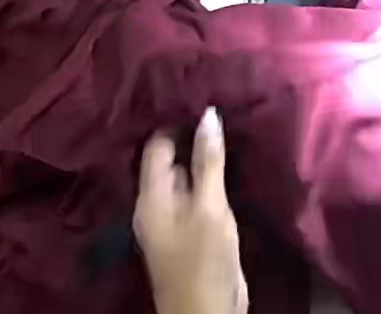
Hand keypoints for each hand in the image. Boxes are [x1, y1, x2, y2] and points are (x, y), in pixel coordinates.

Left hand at [135, 108, 247, 313]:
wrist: (208, 313)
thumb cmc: (203, 258)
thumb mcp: (209, 205)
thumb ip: (208, 160)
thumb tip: (208, 114)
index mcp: (151, 199)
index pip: (156, 146)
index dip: (174, 118)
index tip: (200, 88)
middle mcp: (157, 204)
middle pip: (169, 157)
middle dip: (190, 130)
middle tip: (218, 95)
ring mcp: (174, 216)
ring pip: (186, 171)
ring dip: (202, 149)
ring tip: (228, 117)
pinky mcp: (193, 224)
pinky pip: (198, 185)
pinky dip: (210, 168)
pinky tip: (230, 154)